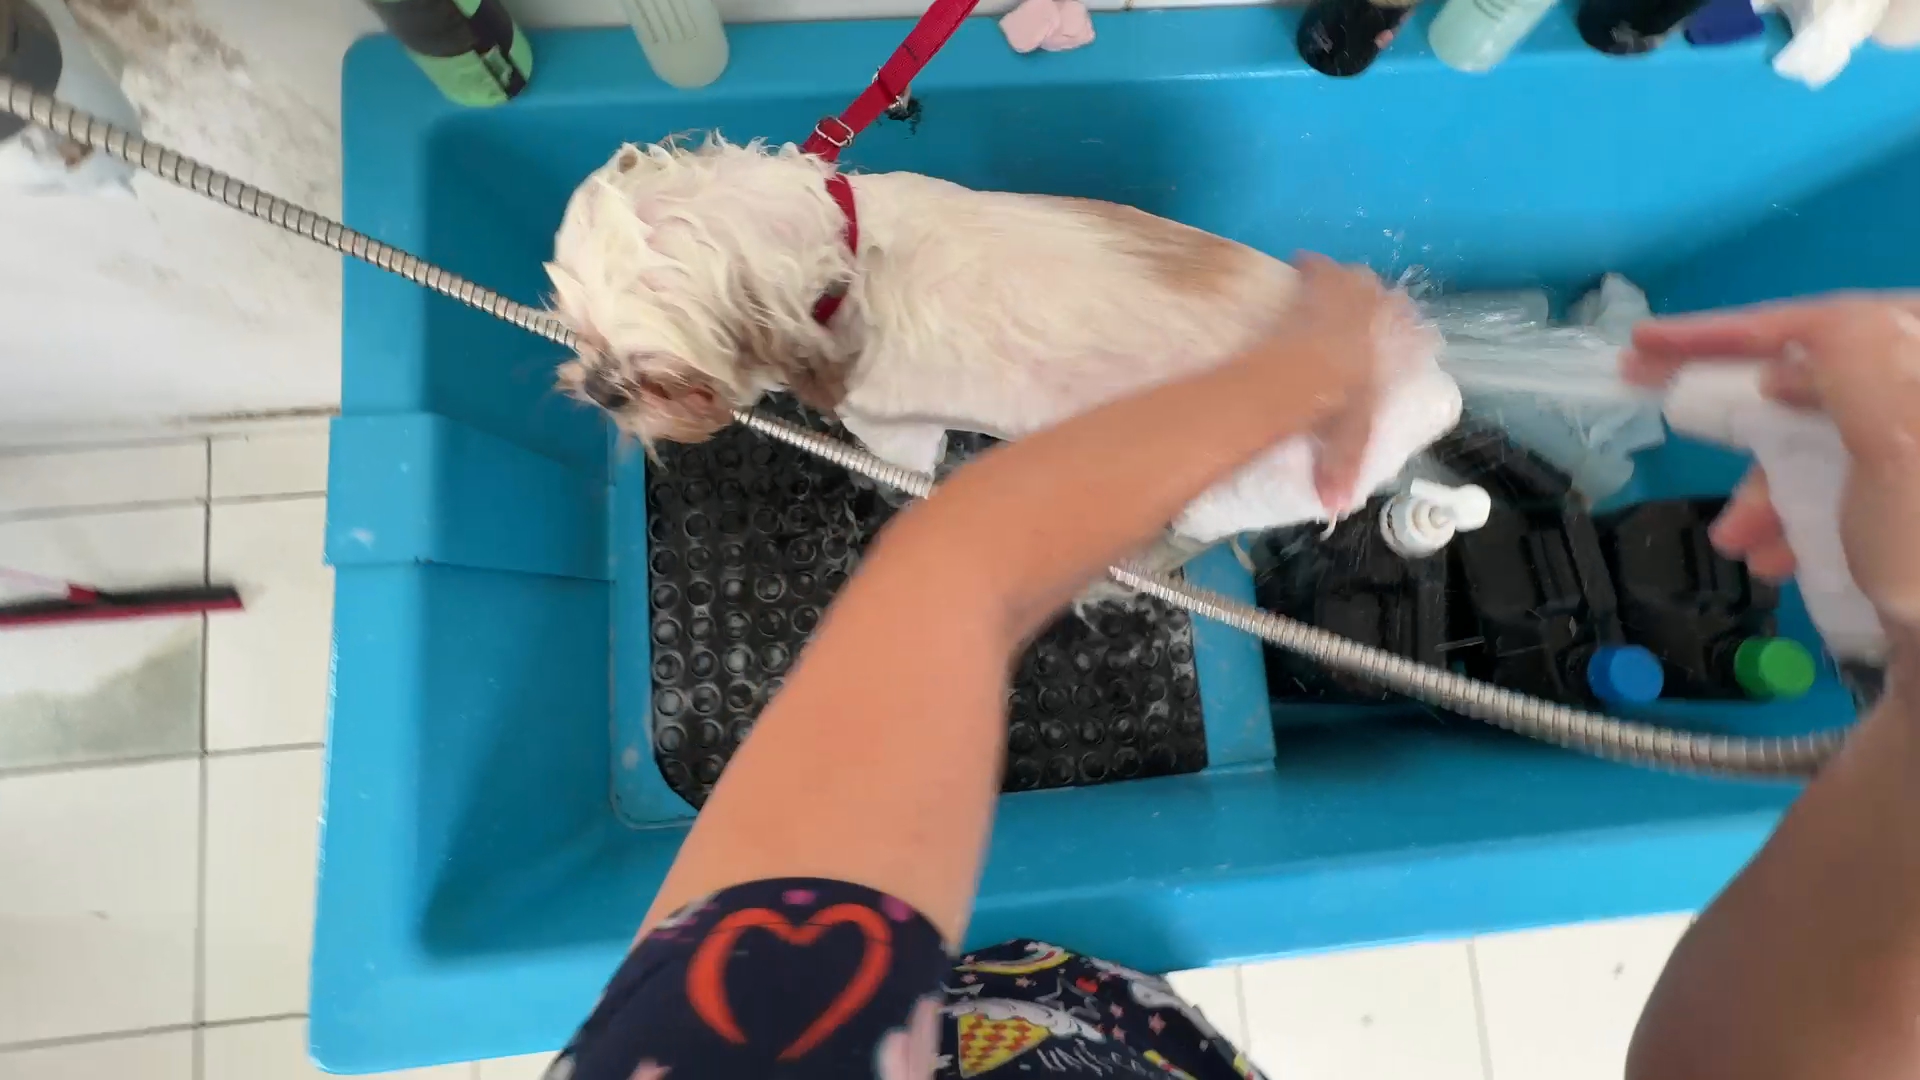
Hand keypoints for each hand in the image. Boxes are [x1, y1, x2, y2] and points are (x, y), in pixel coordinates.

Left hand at [1264, 254, 1429, 512]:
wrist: (1315, 367)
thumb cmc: (1337, 402)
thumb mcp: (1348, 438)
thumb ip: (1342, 468)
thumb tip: (1335, 506)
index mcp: (1399, 351)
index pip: (1415, 342)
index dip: (1407, 342)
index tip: (1399, 344)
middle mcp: (1385, 317)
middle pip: (1389, 305)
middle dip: (1380, 307)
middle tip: (1364, 309)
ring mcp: (1355, 294)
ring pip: (1358, 281)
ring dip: (1348, 283)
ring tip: (1332, 282)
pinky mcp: (1324, 280)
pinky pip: (1318, 268)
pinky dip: (1311, 266)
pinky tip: (1300, 259)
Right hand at [1623, 294, 1919, 635]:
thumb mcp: (1897, 447)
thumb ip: (1847, 370)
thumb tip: (1788, 357)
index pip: (1836, 322)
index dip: (1730, 329)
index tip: (1643, 344)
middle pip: (1827, 384)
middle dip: (1748, 426)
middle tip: (1665, 420)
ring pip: (1830, 442)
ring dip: (1770, 486)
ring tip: (1739, 540)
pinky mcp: (1919, 497)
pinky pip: (1848, 482)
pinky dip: (1803, 512)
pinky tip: (1778, 554)